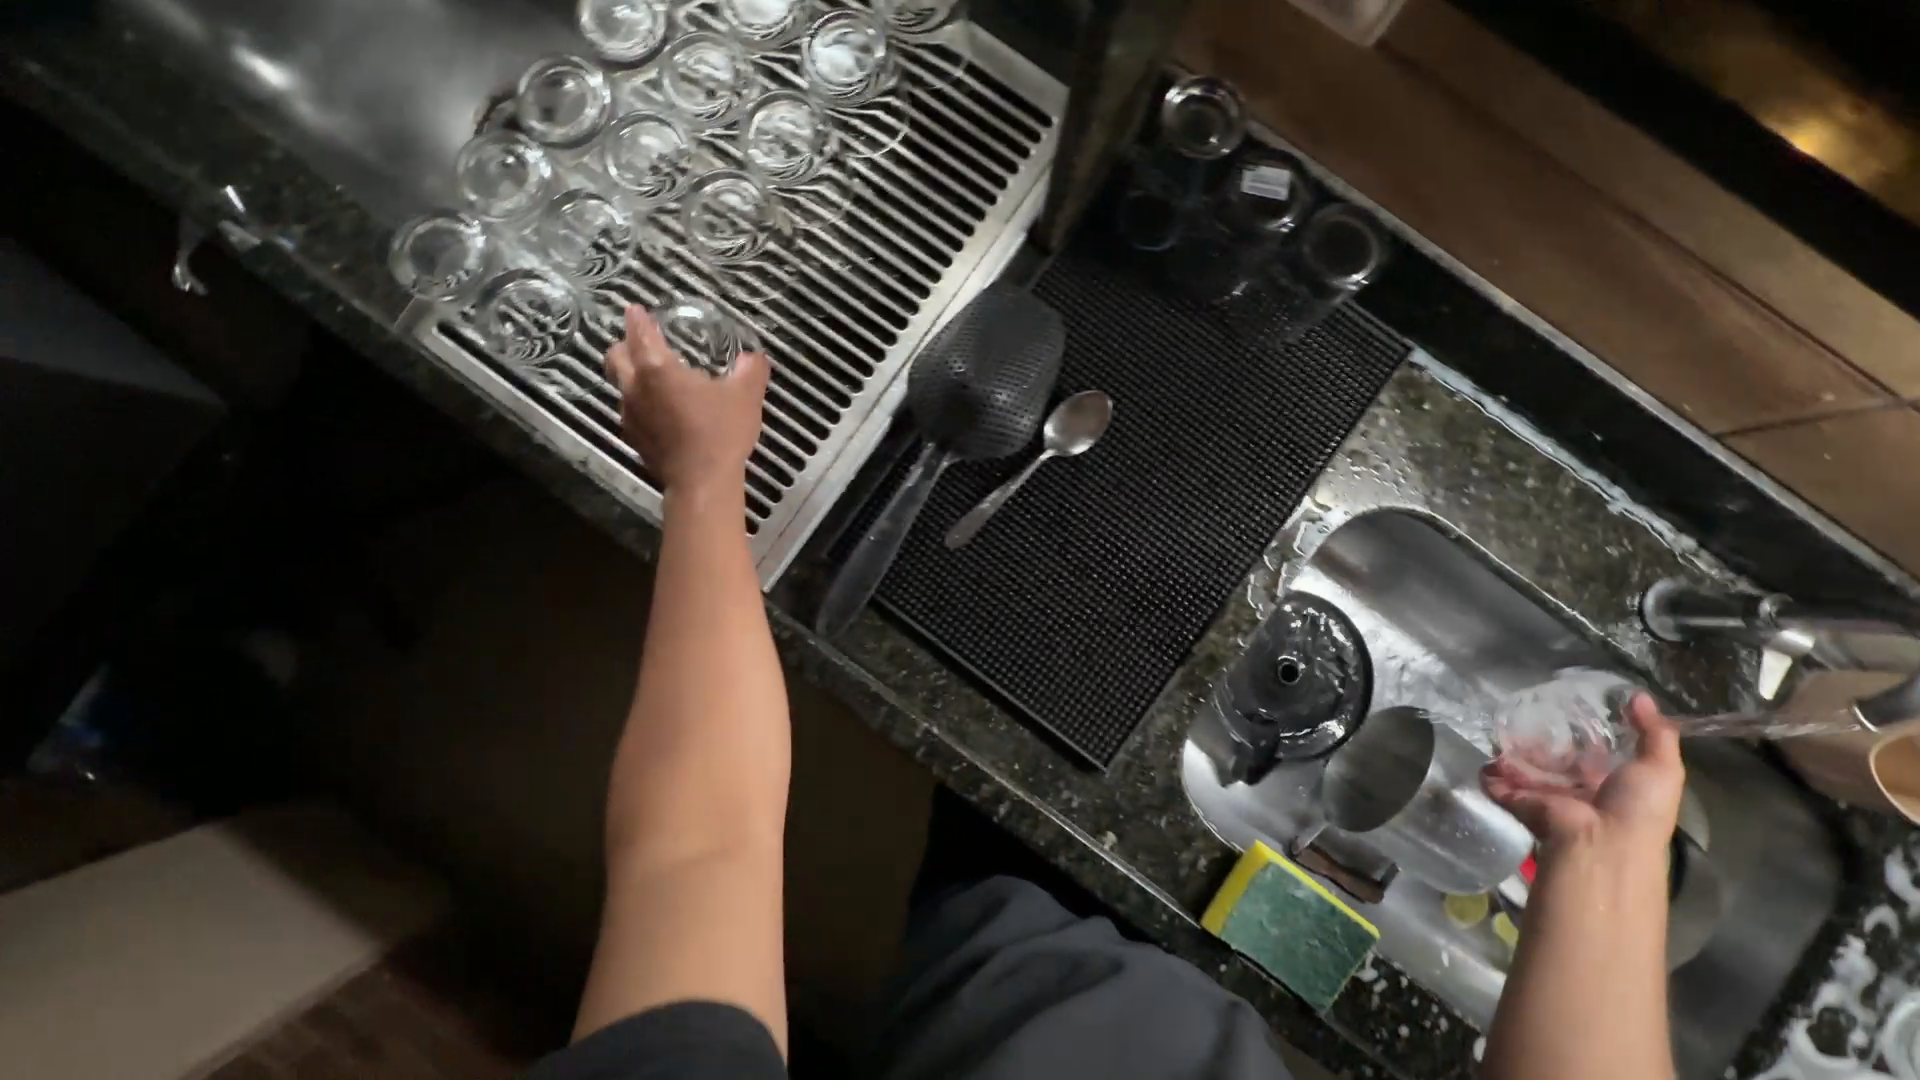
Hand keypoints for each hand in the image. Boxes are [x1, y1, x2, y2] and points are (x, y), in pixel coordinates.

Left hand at [605, 305, 768, 495]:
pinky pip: (631, 410)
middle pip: (616, 357)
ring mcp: (631, 415)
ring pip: (621, 386)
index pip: (639, 334)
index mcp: (658, 369)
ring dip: (632, 376)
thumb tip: (752, 357)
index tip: (635, 310)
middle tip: (640, 342)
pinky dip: (641, 403)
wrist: (702, 482)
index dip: (637, 319)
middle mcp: (636, 388)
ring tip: (654, 378)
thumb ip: (750, 370)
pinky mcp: (635, 438)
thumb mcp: (746, 396)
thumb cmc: (721, 432)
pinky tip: (662, 411)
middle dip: (624, 345)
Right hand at [1483, 693, 1683, 857]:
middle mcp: (1574, 790)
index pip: (1592, 755)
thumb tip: (1639, 695)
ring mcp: (1543, 796)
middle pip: (1554, 761)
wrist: (1601, 840)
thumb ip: (1655, 733)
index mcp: (1607, 784)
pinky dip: (1489, 769)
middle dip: (1541, 742)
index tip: (1569, 710)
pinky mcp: (1516, 799)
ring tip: (1503, 725)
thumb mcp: (1661, 768)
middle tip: (1528, 714)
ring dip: (1512, 752)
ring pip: (1523, 769)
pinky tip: (1489, 750)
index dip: (1583, 735)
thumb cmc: (1635, 806)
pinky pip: (1496, 781)